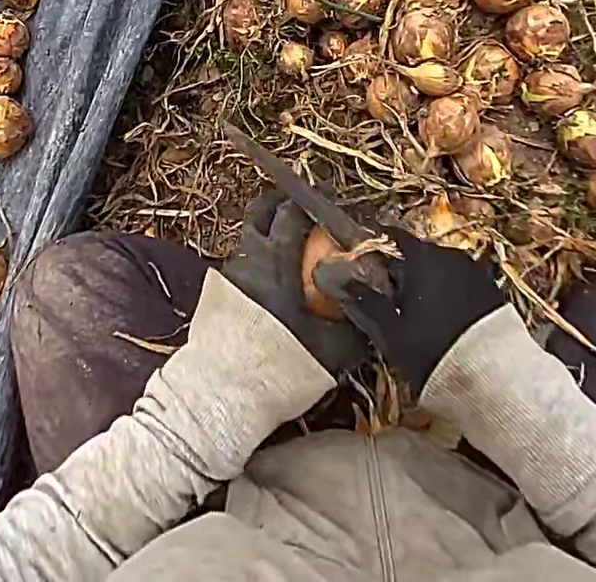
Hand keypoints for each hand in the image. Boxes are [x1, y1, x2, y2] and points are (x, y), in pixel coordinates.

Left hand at [219, 192, 367, 373]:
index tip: (330, 200)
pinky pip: (240, 262)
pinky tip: (271, 281)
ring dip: (268, 231)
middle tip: (304, 210)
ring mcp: (229, 273)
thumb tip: (380, 303)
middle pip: (261, 211)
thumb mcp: (332, 351)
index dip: (313, 200)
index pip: (293, 213)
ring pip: (248, 236)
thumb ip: (357, 322)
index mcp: (277, 264)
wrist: (222, 397)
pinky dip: (258, 259)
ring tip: (289, 246)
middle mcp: (249, 259)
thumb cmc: (281, 369)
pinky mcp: (215, 292)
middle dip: (282, 203)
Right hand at [312, 228, 504, 389]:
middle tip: (389, 294)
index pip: (393, 236)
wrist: (495, 379)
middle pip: (417, 252)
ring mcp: (474, 270)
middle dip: (402, 268)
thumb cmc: (434, 351)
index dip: (376, 245)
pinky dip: (448, 290)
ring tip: (418, 310)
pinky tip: (444, 317)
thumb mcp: (392, 331)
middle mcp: (449, 254)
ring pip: (440, 267)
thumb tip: (342, 282)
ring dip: (427, 280)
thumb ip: (366, 302)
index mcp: (422, 257)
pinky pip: (461, 280)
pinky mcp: (492, 287)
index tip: (365, 261)